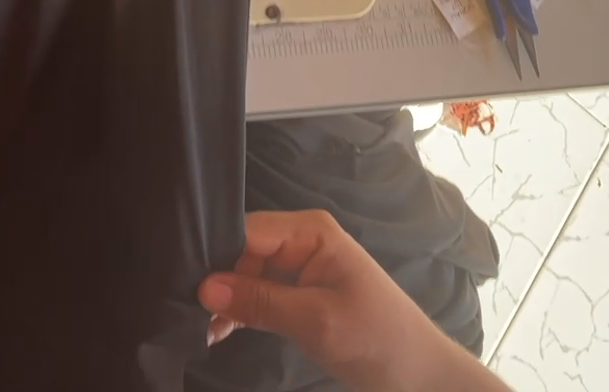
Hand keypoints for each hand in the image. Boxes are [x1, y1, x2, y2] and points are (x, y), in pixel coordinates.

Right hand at [200, 211, 509, 391]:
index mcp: (309, 230)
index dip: (217, 254)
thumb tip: (203, 286)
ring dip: (228, 299)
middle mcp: (302, 239)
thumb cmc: (377, 339)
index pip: (250, 231)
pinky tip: (220, 331)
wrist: (424, 379)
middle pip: (245, 250)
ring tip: (198, 327)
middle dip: (218, 279)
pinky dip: (243, 310)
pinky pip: (263, 292)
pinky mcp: (302, 292)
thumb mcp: (316, 322)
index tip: (183, 281)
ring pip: (250, 273)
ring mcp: (302, 266)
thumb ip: (260, 302)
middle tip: (184, 311)